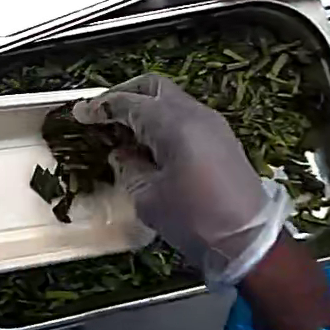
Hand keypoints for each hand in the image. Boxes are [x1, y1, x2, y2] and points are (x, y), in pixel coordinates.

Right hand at [73, 74, 291, 286]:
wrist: (250, 242)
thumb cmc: (194, 219)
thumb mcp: (148, 197)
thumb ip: (129, 167)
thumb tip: (121, 154)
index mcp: (173, 124)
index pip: (128, 103)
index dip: (100, 107)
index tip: (80, 114)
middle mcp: (195, 114)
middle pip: (152, 87)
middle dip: (123, 95)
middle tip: (102, 115)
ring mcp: (212, 124)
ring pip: (170, 99)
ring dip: (144, 108)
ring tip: (122, 132)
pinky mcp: (221, 138)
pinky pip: (183, 115)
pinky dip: (161, 120)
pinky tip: (148, 143)